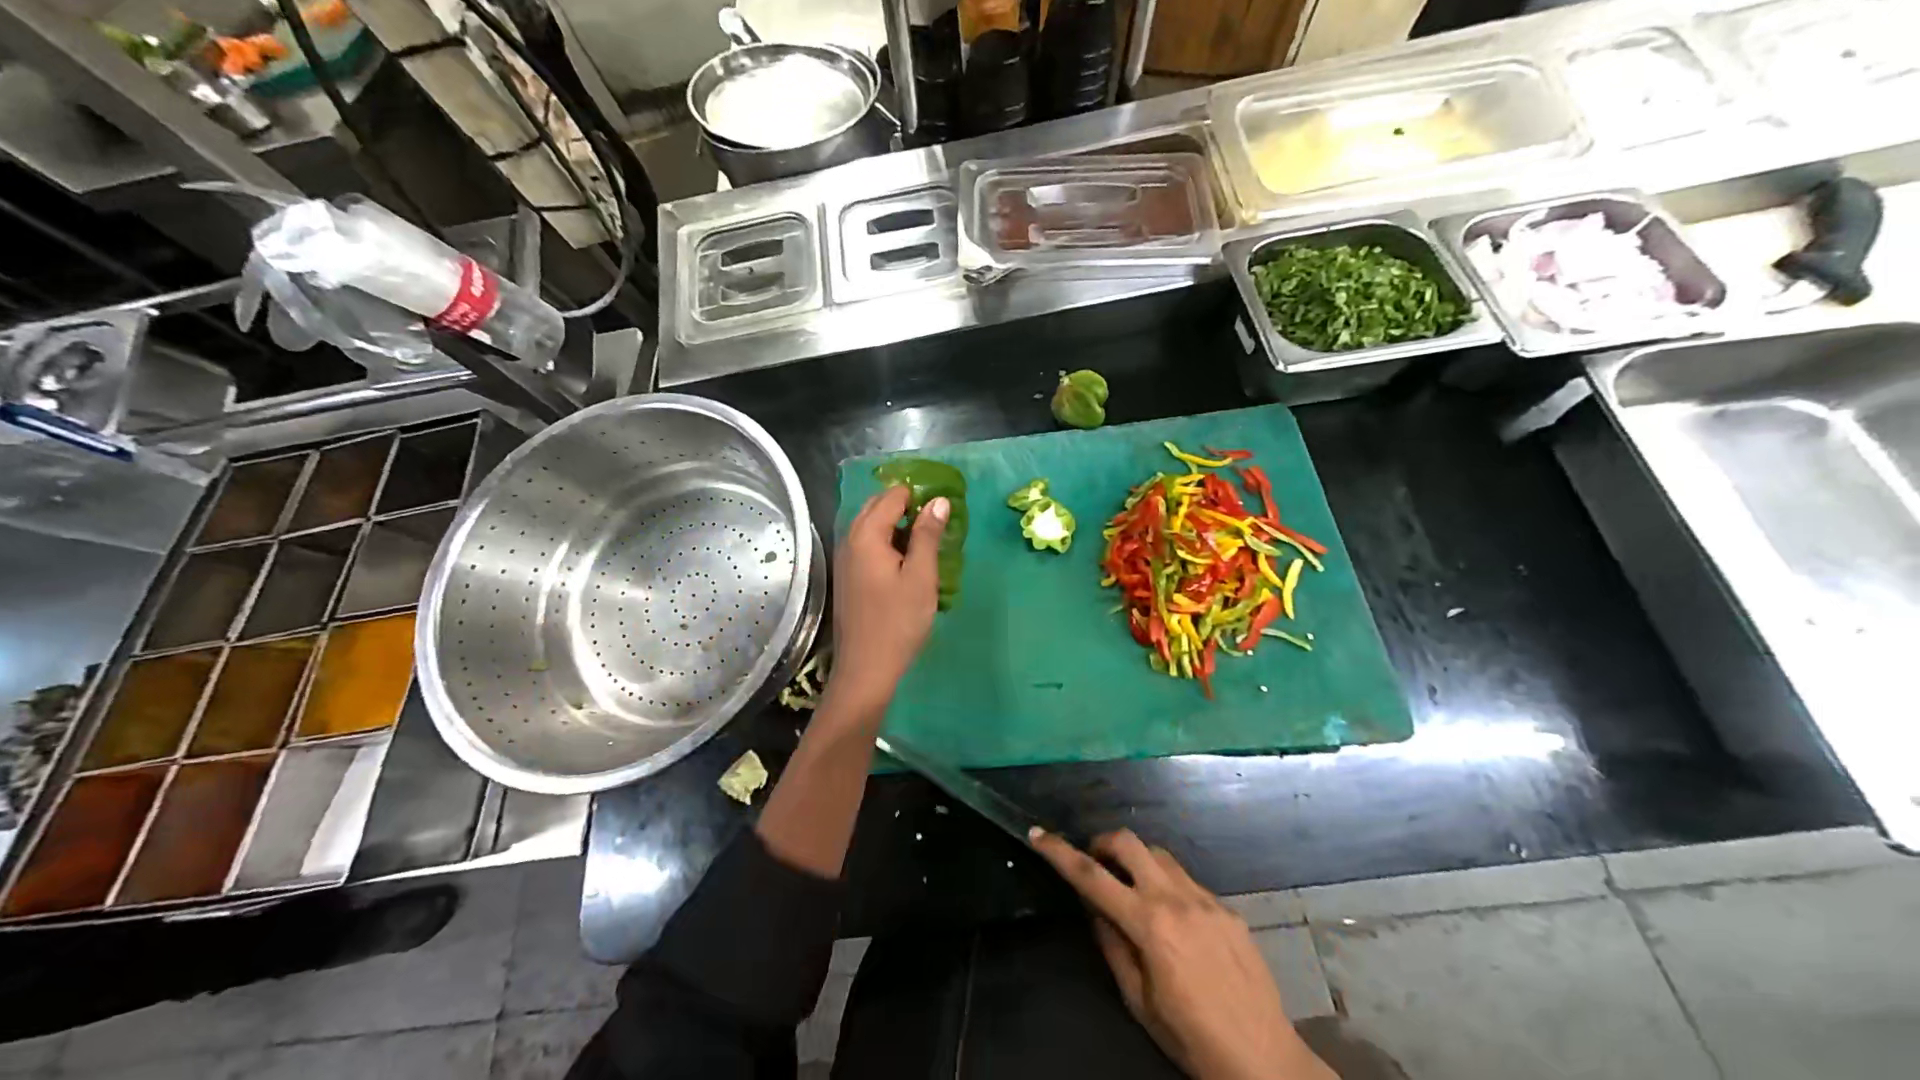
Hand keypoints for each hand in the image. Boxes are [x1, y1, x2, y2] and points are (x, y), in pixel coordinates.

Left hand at [825, 484, 948, 718]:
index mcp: (866, 535)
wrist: (866, 668)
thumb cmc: (898, 622)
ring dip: (897, 525)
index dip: (918, 495)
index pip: (892, 497)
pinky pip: (867, 545)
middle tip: (938, 521)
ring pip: (871, 526)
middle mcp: (849, 540)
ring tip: (927, 540)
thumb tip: (937, 501)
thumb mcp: (922, 577)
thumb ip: (928, 535)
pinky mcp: (847, 576)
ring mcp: (845, 559)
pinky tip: (907, 560)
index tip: (943, 505)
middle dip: (907, 506)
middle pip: (877, 507)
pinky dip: (887, 542)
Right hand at [1030, 829, 1336, 1079]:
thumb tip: (1094, 909)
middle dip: (1102, 842)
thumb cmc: (1191, 1038)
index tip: (1038, 834)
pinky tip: (1171, 915)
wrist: (1264, 1058)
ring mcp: (1207, 900)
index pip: (1092, 876)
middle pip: (1129, 842)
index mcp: (1149, 925)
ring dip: (1136, 859)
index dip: (1059, 852)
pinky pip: (1187, 879)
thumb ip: (1112, 945)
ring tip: (1130, 887)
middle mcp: (1177, 900)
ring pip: (1160, 854)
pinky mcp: (1228, 909)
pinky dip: (1166, 882)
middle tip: (1094, 863)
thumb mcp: (1138, 1000)